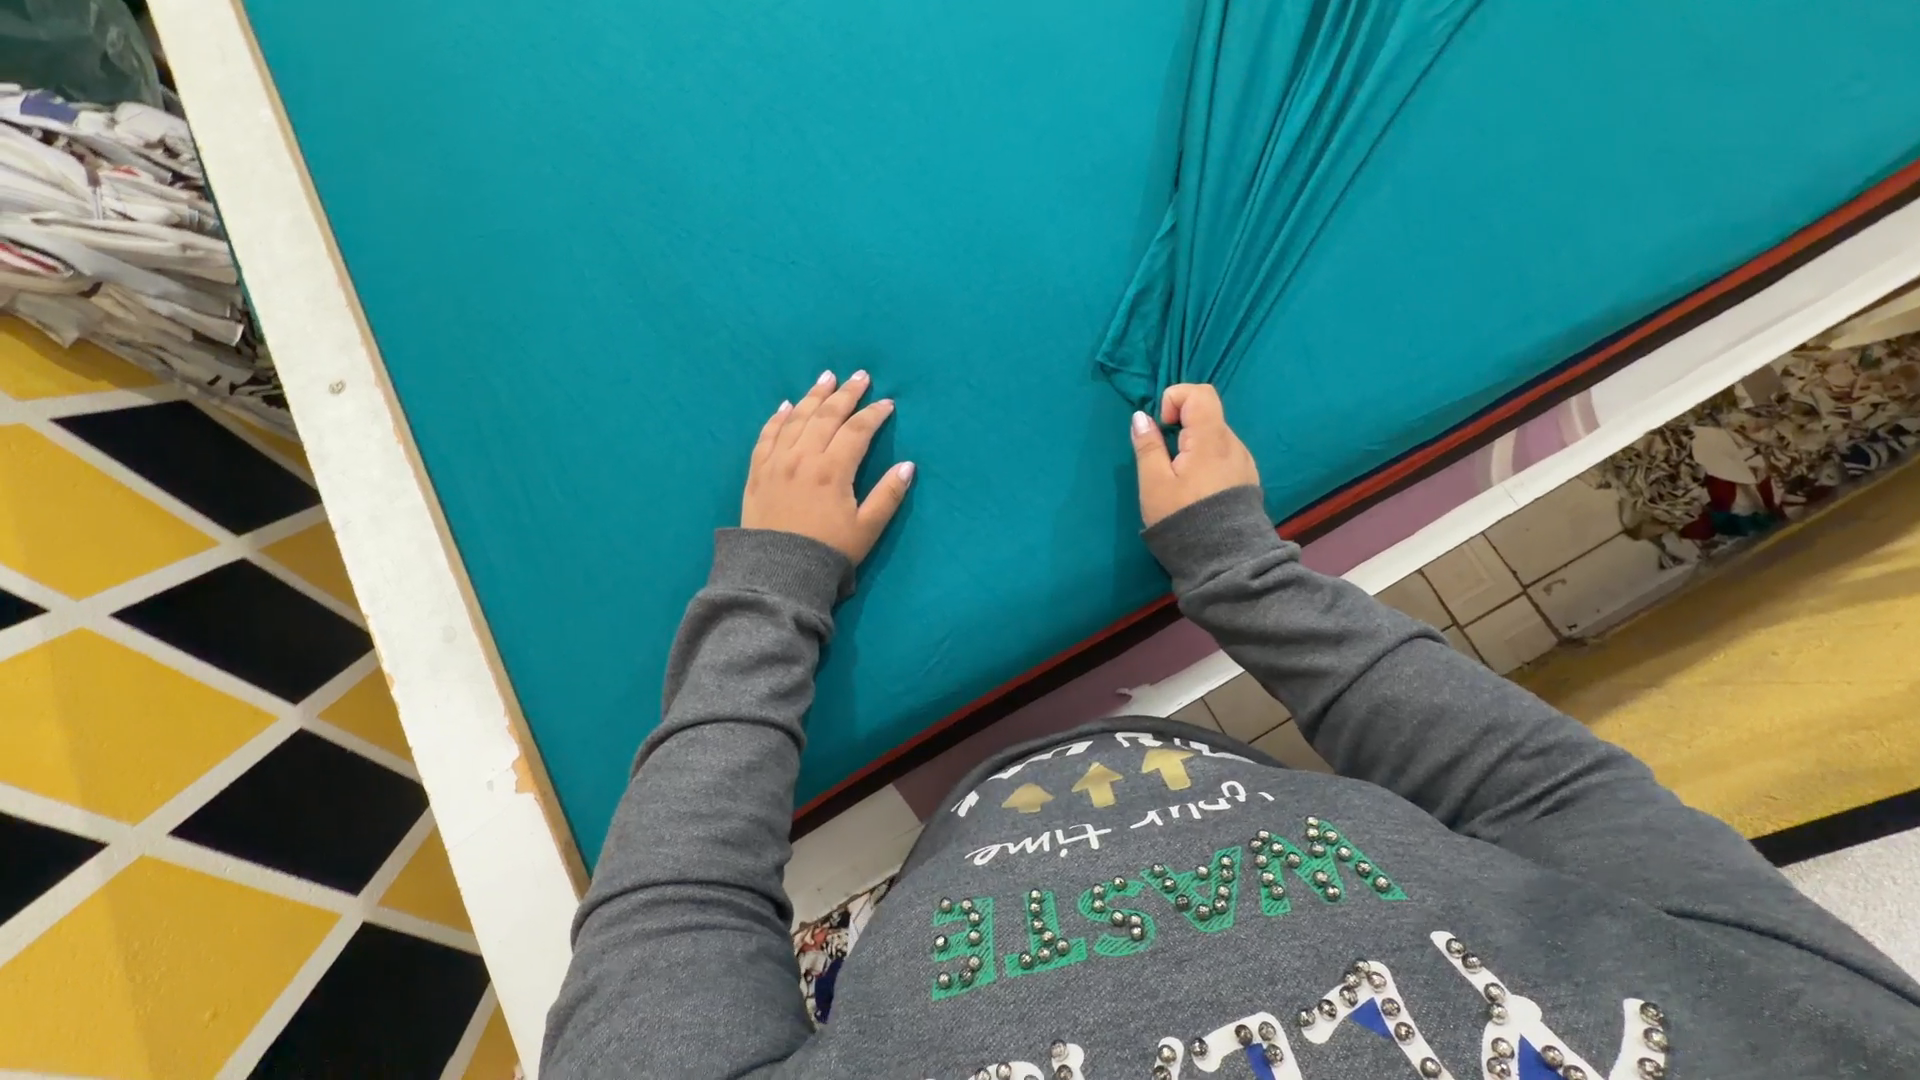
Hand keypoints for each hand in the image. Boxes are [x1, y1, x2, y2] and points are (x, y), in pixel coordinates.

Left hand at [744, 369, 913, 563]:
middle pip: (827, 416)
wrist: (778, 573)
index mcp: (833, 470)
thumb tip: (907, 466)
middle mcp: (803, 457)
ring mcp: (776, 462)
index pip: (857, 431)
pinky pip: (767, 435)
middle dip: (846, 394)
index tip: (887, 403)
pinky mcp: (757, 472)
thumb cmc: (828, 552)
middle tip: (860, 376)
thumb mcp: (867, 529)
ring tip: (827, 378)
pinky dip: (779, 417)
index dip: (874, 414)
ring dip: (814, 396)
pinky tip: (787, 406)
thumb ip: (888, 495)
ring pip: (797, 419)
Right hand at [1130, 383, 1259, 527]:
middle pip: (1206, 415)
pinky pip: (1224, 457)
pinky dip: (1206, 461)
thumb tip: (1142, 416)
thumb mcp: (1154, 483)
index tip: (1161, 426)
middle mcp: (1233, 444)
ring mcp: (1244, 462)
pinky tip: (1198, 490)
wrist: (1223, 560)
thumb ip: (1148, 446)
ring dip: (1193, 446)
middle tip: (1165, 460)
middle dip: (1181, 427)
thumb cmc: (1182, 518)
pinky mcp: (1247, 480)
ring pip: (1215, 438)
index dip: (1175, 398)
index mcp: (1211, 439)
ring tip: (1180, 480)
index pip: (1200, 393)